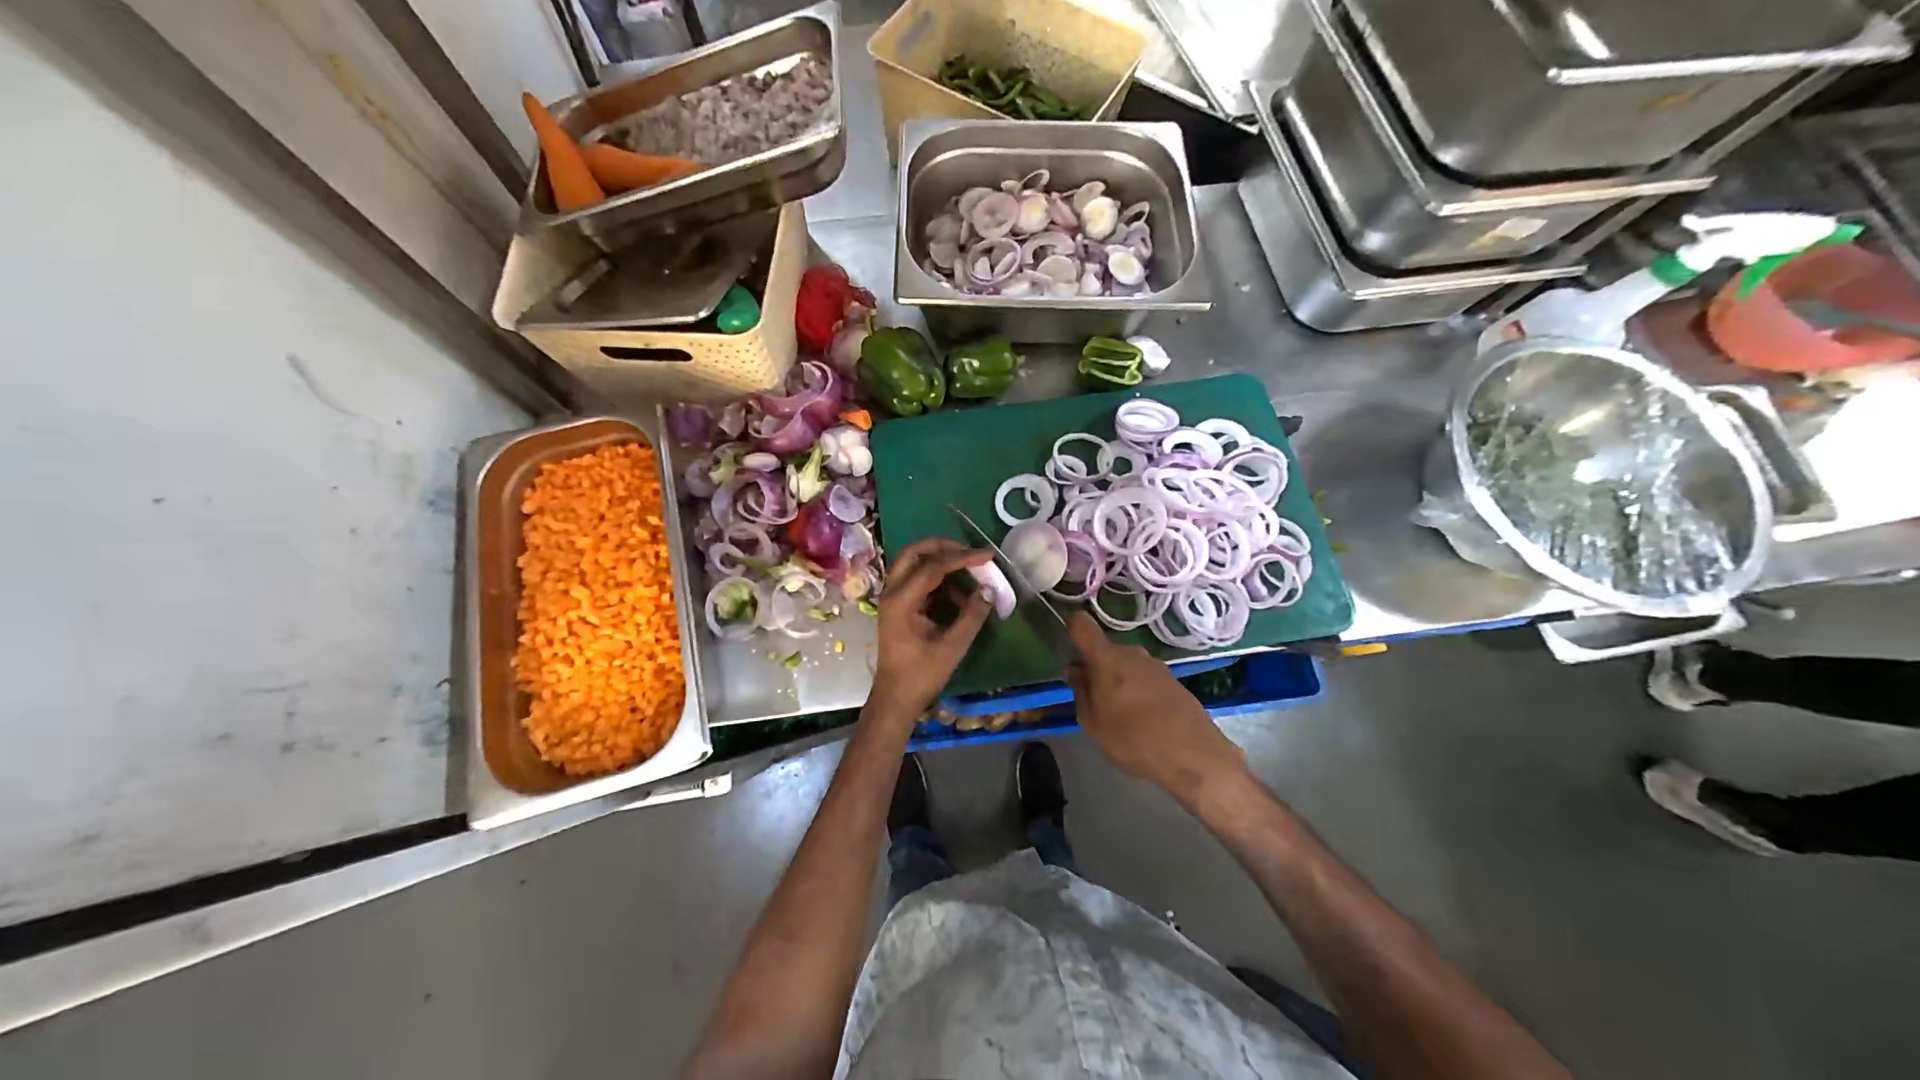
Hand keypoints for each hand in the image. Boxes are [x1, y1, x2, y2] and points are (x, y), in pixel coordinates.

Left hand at [868, 538, 994, 722]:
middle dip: (943, 547)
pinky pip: (917, 581)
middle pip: (914, 553)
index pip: (933, 566)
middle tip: (970, 552)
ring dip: (940, 562)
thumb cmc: (921, 675)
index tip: (988, 555)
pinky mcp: (898, 607)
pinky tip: (960, 594)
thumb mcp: (952, 646)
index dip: (962, 557)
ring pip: (913, 564)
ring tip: (970, 571)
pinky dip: (937, 579)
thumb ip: (972, 615)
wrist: (895, 699)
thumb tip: (989, 589)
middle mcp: (892, 593)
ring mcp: (893, 599)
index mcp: (901, 600)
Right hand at [1065, 612, 1247, 803]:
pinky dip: (1137, 688)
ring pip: (1126, 664)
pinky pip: (1144, 676)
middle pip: (1105, 650)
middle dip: (1096, 667)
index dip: (1072, 627)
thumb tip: (1075, 671)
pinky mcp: (1173, 679)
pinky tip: (1143, 717)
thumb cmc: (1134, 740)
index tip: (1067, 645)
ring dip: (1118, 679)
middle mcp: (1132, 653)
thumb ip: (1080, 692)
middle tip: (1094, 698)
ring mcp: (1155, 664)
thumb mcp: (1093, 724)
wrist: (1193, 754)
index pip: (1083, 625)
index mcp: (1107, 659)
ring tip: (1120, 712)